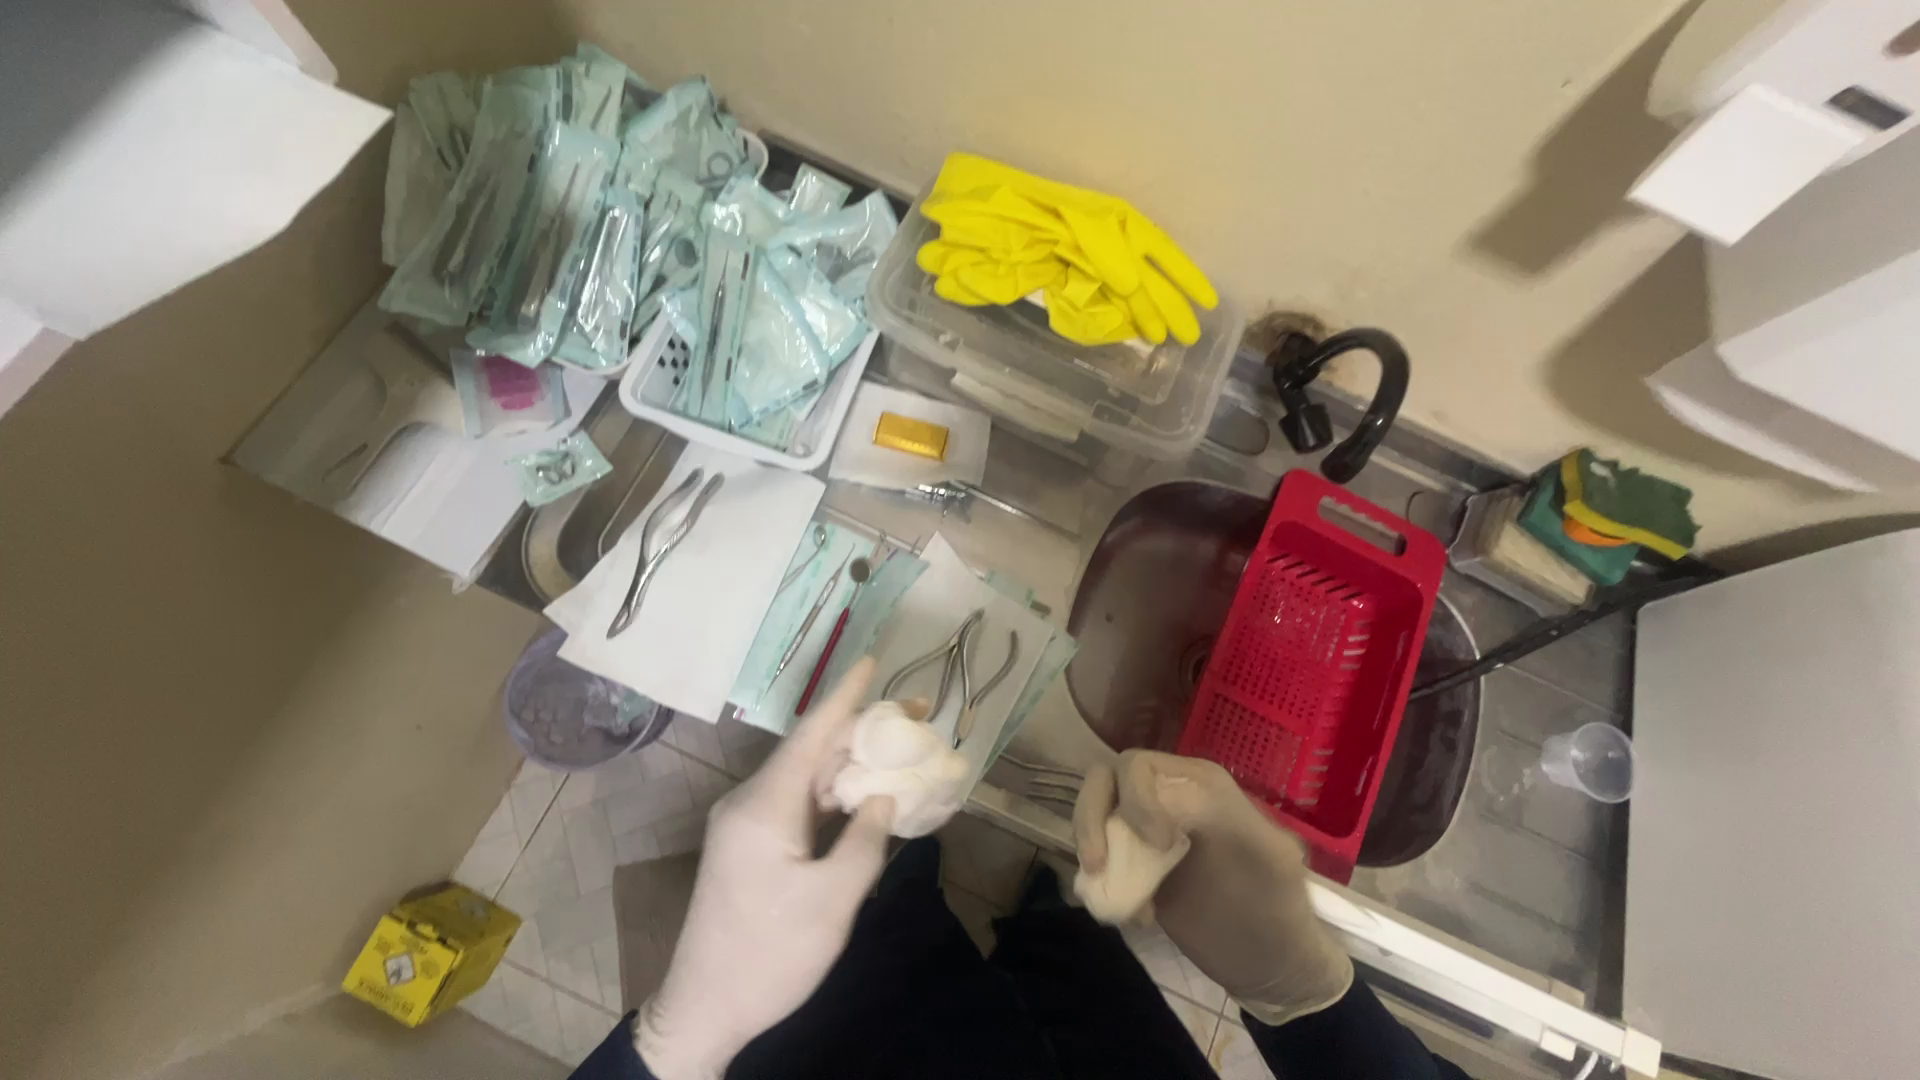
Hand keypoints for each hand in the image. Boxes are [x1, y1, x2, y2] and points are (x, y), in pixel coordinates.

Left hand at [635, 658, 895, 1079]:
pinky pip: (799, 803)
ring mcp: (749, 823)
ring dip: (850, 763)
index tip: (873, 660)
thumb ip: (864, 841)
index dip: (845, 695)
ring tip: (898, 747)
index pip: (811, 734)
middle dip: (861, 729)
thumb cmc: (769, 955)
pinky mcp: (752, 843)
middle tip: (913, 716)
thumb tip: (883, 797)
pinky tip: (866, 790)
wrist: (703, 1010)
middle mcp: (751, 802)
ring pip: (806, 777)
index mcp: (764, 806)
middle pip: (812, 752)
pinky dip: (834, 794)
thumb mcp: (832, 902)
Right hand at [1074, 750, 1352, 1026]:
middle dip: (1092, 815)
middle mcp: (1167, 795)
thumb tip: (1169, 797)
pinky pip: (1099, 851)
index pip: (1141, 766)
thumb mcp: (1267, 857)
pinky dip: (1097, 879)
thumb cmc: (1277, 910)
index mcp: (1200, 783)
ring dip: (1090, 846)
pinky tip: (1130, 913)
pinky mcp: (1133, 862)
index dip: (1137, 799)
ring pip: (1095, 810)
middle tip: (1096, 865)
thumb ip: (1222, 815)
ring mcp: (1146, 827)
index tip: (1157, 845)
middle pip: (1107, 779)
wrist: (1269, 966)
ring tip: (1104, 887)